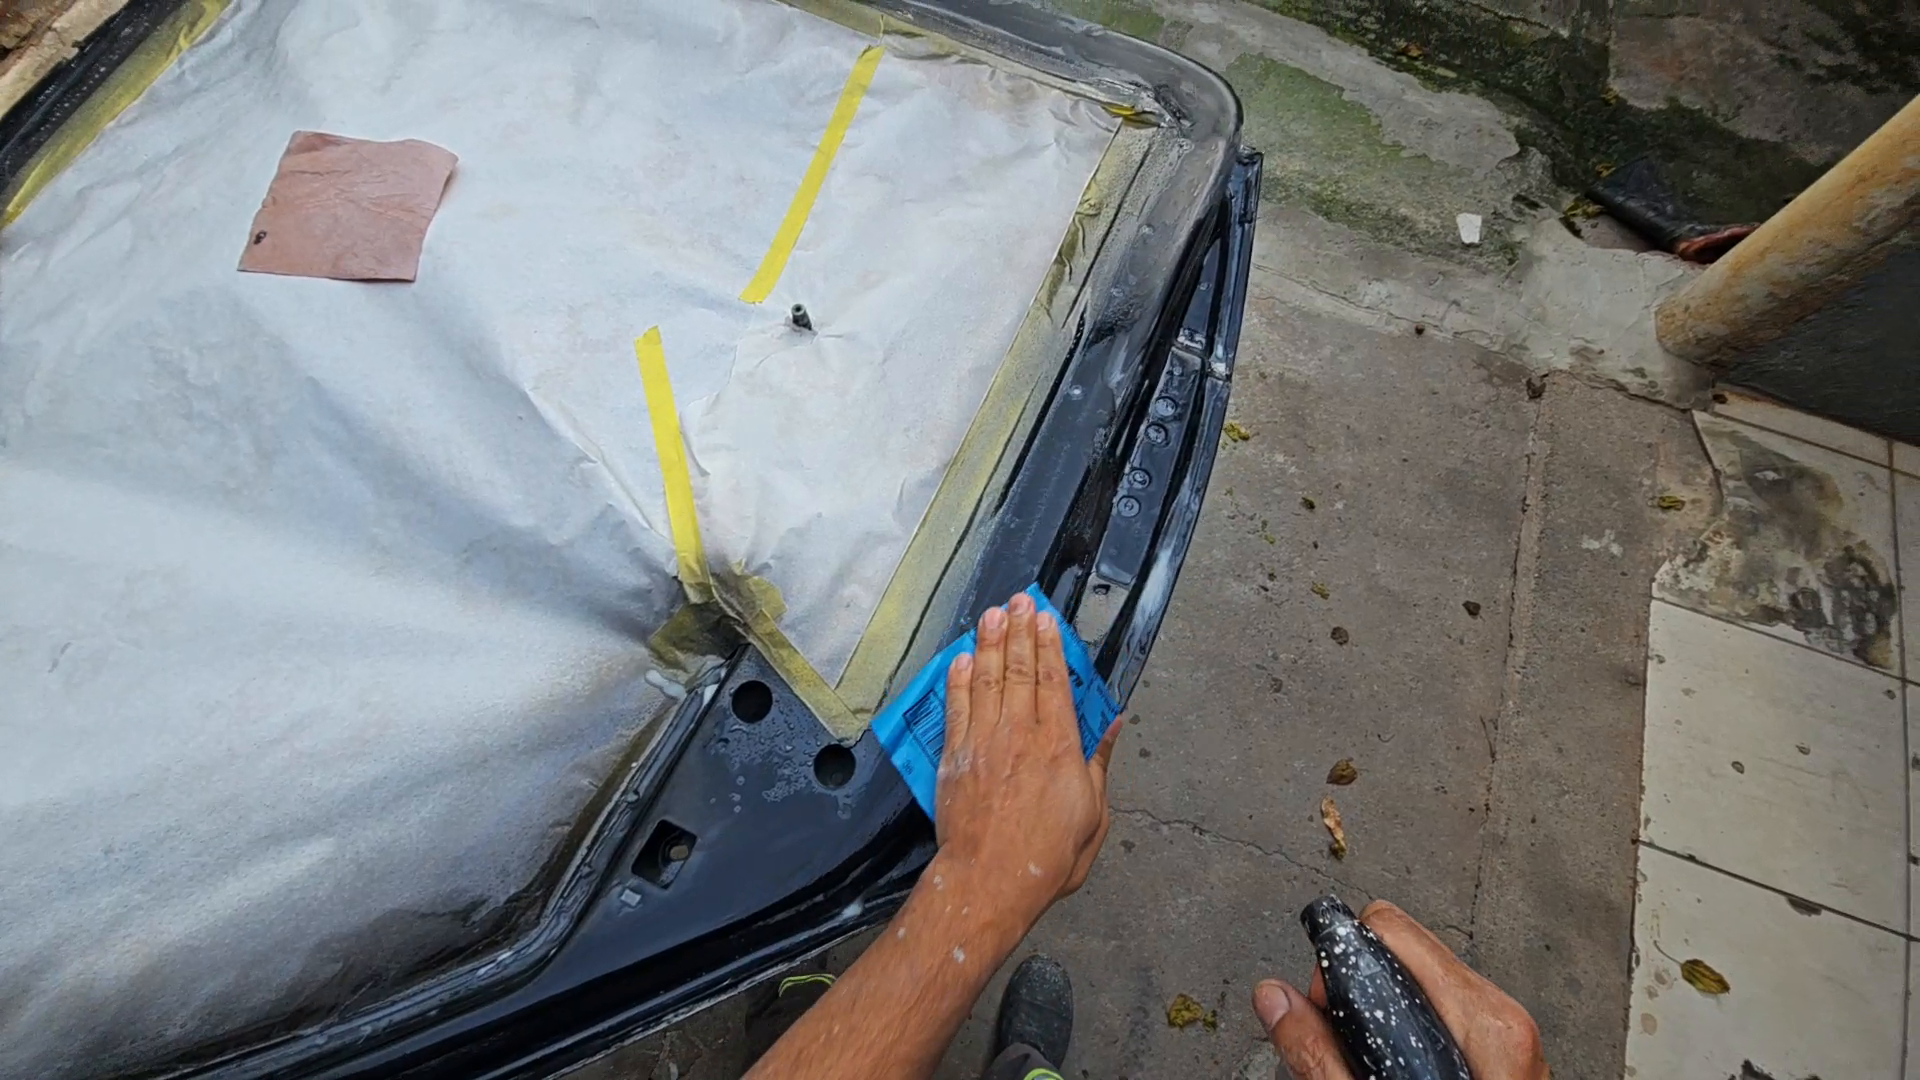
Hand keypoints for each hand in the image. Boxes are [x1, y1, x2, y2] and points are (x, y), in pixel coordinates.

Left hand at [934, 591, 1119, 930]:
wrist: (989, 882)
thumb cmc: (1046, 857)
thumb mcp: (1093, 816)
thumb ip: (1100, 763)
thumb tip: (1114, 724)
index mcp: (1058, 747)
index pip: (1053, 681)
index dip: (1049, 645)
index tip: (1046, 618)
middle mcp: (1020, 735)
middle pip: (1019, 670)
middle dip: (1019, 630)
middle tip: (1018, 601)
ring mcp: (984, 742)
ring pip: (987, 680)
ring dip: (990, 643)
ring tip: (992, 614)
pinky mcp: (955, 756)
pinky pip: (957, 707)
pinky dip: (959, 679)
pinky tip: (962, 657)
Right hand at [1253, 901, 1547, 1079]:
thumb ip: (1318, 1054)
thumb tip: (1273, 998)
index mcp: (1483, 1021)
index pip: (1386, 928)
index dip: (1342, 961)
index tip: (1332, 1011)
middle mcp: (1498, 1016)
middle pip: (1397, 946)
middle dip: (1357, 986)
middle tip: (1346, 1043)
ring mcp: (1503, 1032)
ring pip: (1413, 975)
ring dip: (1379, 1008)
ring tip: (1370, 1062)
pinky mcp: (1500, 1049)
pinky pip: (1432, 1003)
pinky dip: (1401, 1025)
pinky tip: (1394, 1066)